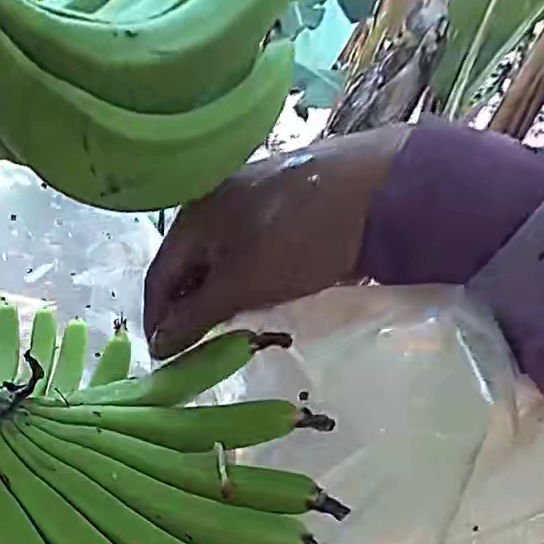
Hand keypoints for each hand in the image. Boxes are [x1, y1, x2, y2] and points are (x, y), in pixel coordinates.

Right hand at [144, 125, 410, 357]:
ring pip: (214, 258)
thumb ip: (192, 319)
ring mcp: (246, 198)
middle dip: (184, 308)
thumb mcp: (238, 286)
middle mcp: (211, 202)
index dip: (156, 320)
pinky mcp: (278, 203)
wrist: (387, 189)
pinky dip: (238, 277)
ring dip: (212, 295)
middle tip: (193, 345)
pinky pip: (241, 248)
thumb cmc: (299, 239)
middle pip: (184, 267)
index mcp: (192, 217)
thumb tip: (158, 347)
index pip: (158, 277)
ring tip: (223, 325)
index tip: (163, 355)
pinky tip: (252, 294)